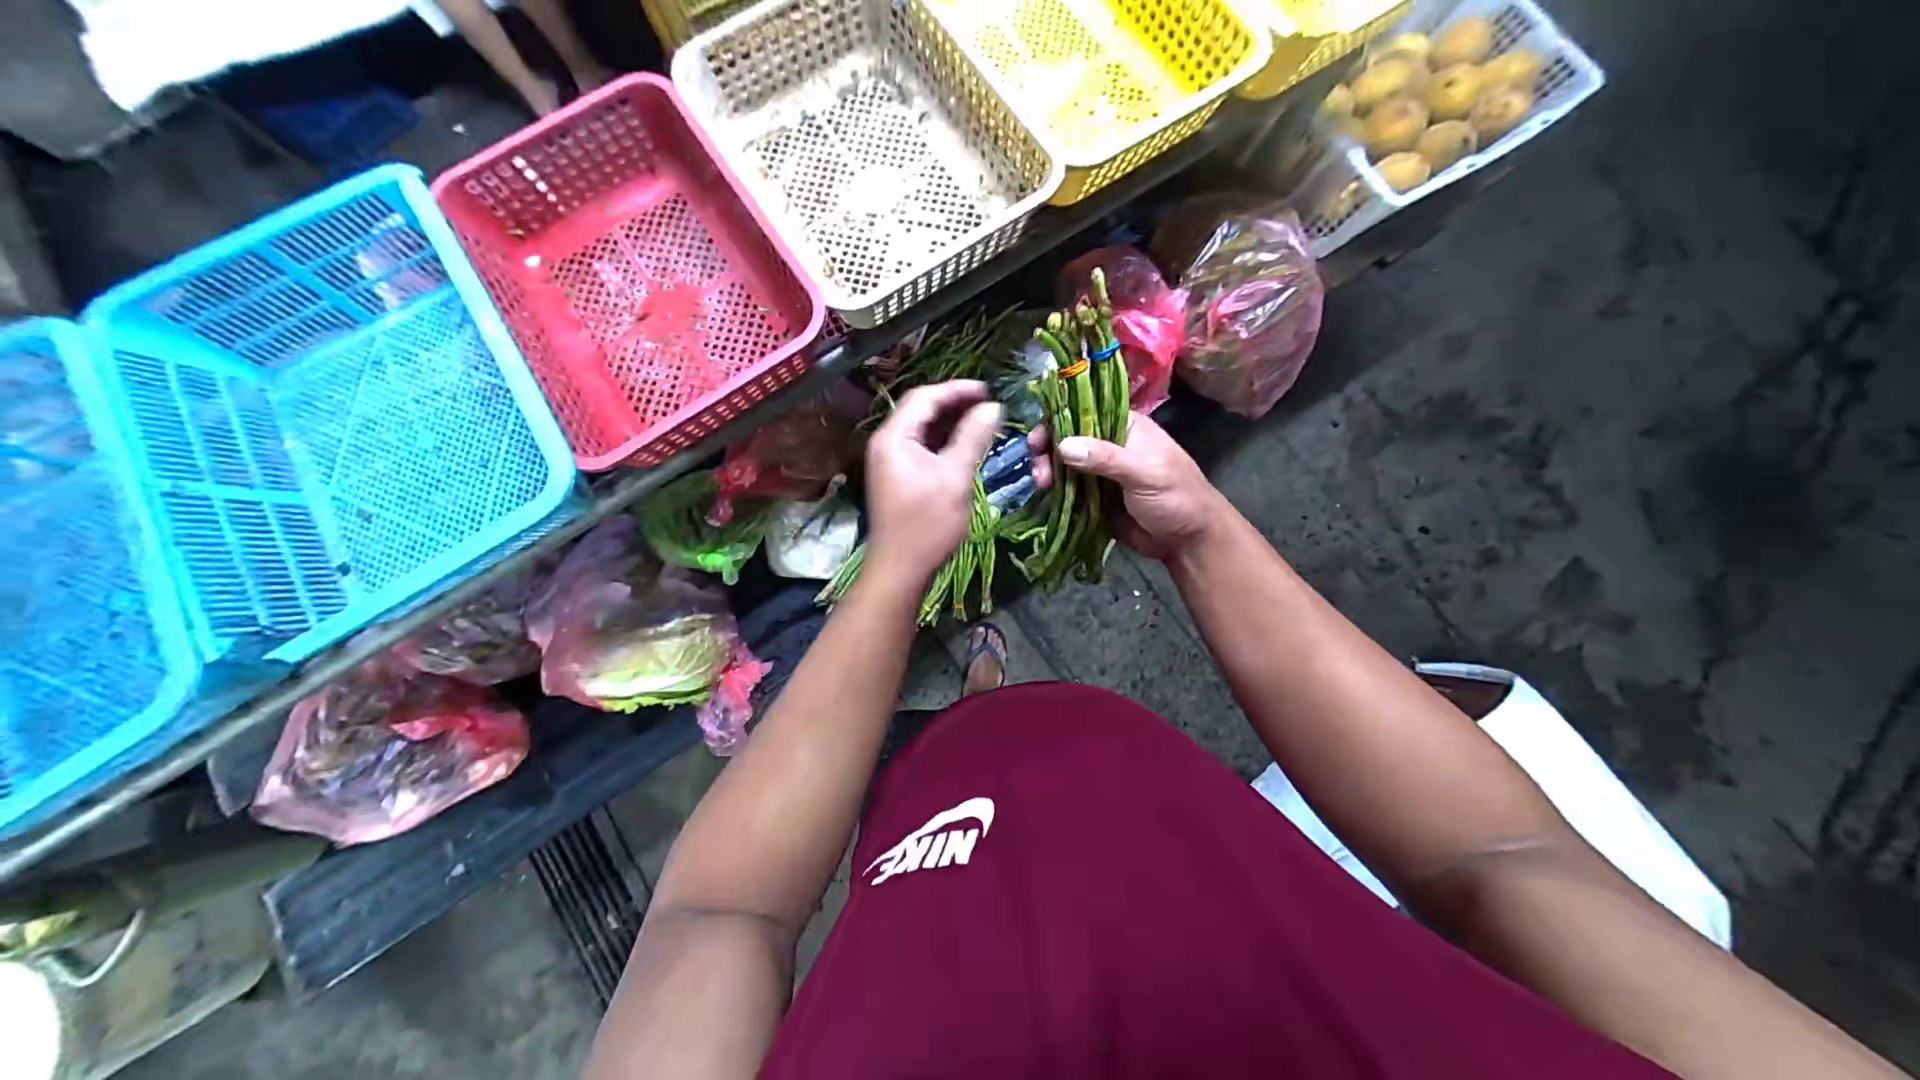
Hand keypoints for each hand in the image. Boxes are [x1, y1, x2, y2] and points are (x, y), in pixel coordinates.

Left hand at [865, 380, 1001, 585]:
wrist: (900, 568)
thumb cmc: (926, 524)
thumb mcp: (955, 477)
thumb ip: (973, 438)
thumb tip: (992, 407)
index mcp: (894, 437)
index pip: (924, 397)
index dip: (957, 389)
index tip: (988, 390)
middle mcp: (887, 443)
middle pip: (921, 410)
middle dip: (955, 404)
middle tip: (988, 404)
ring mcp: (891, 461)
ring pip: (923, 430)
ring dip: (951, 423)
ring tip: (983, 421)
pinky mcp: (899, 477)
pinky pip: (922, 448)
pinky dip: (944, 442)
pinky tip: (967, 445)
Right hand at [1029, 411, 1233, 562]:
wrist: (1188, 541)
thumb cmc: (1177, 497)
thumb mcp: (1145, 472)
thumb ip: (1106, 458)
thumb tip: (1063, 445)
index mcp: (1125, 425)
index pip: (1084, 410)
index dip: (1057, 420)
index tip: (1039, 439)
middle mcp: (1108, 444)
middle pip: (1067, 437)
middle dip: (1047, 450)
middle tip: (1040, 471)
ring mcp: (1099, 472)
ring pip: (1063, 463)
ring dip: (1047, 471)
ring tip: (1042, 485)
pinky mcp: (1093, 498)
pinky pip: (1067, 489)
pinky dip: (1054, 491)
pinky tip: (1044, 497)